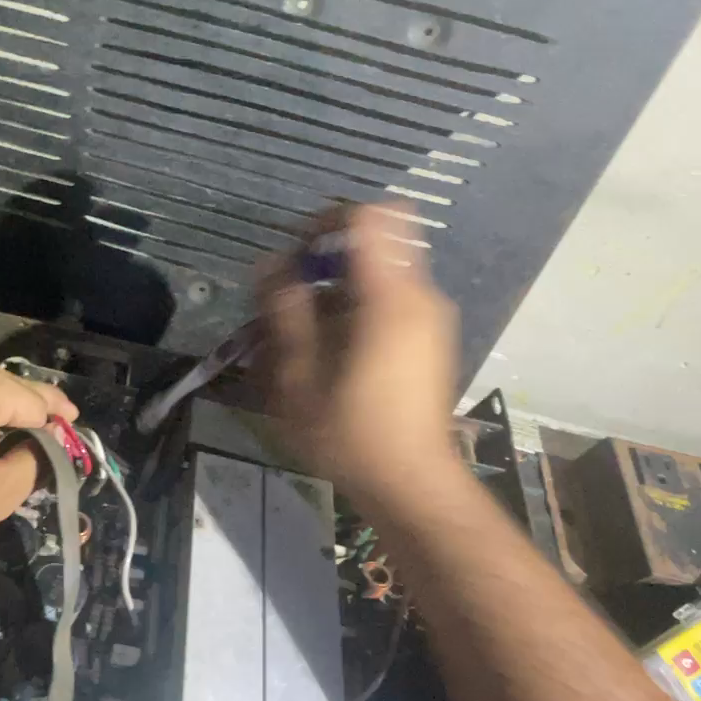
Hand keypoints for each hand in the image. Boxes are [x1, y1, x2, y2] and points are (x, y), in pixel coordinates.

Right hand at [258, 205, 460, 499]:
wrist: (412, 484)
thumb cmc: (349, 431)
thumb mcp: (298, 373)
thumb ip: (283, 309)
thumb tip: (271, 263)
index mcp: (389, 297)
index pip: (368, 217)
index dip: (326, 221)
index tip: (295, 254)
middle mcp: (418, 296)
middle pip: (371, 244)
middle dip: (323, 262)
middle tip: (288, 300)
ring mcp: (429, 317)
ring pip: (377, 273)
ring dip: (335, 289)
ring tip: (301, 334)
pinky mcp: (428, 338)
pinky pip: (387, 299)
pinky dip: (354, 309)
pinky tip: (329, 352)